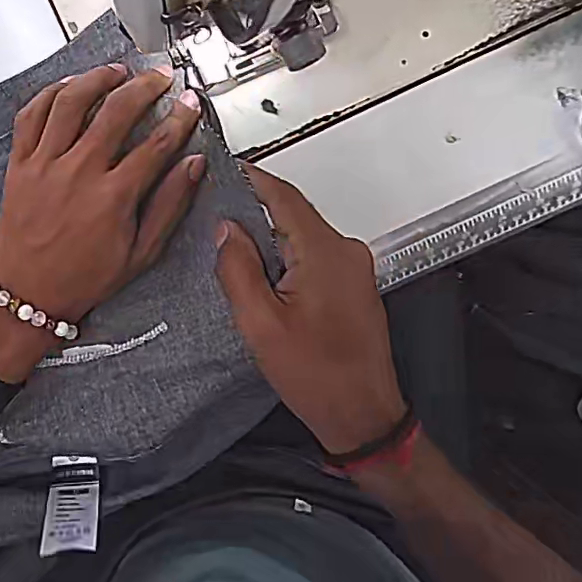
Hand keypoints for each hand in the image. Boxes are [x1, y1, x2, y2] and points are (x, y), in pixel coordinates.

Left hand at [0, 62, 206, 383]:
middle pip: (117, 111)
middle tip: (159, 78)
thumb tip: (193, 166)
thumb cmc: (83, 277)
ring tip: (116, 71)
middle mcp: (78, 173)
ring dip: (97, 79)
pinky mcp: (20, 164)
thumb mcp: (140, 253)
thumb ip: (169, 205)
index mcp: (112, 197)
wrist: (28, 293)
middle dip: (145, 87)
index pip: (156, 144)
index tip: (190, 103)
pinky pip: (31, 115)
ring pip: (71, 102)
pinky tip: (68, 86)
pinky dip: (50, 93)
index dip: (179, 118)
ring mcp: (44, 164)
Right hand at [215, 164, 406, 454]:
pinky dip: (288, 255)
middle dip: (255, 210)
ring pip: (303, 235)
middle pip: (293, 213)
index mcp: (324, 253)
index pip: (283, 196)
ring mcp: (354, 268)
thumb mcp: (260, 323)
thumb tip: (226, 230)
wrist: (362, 414)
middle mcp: (346, 252)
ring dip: (270, 236)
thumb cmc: (319, 376)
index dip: (253, 178)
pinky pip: (315, 253)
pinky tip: (266, 276)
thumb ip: (238, 269)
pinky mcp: (354, 284)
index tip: (230, 167)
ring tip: (236, 251)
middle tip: (219, 214)